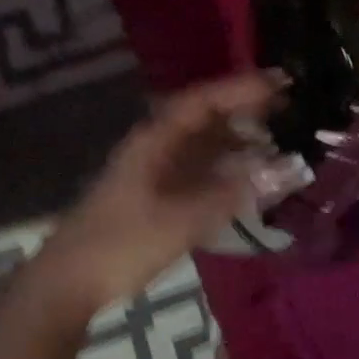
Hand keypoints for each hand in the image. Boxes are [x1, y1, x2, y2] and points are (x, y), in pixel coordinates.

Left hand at [32, 72, 283, 310]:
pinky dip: (224, 166)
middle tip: (287, 104)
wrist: (71, 278)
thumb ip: (230, 194)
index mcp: (157, 137)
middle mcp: (156, 143)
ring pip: (202, 142)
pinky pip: (198, 167)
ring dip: (236, 138)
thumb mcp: (181, 220)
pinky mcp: (156, 193)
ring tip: (276, 138)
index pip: (205, 99)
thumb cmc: (124, 240)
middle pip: (205, 116)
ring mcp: (155, 168)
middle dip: (244, 109)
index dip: (241, 88)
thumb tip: (279, 170)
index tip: (279, 80)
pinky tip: (246, 176)